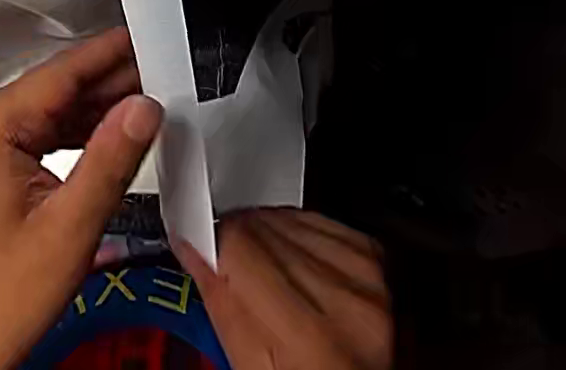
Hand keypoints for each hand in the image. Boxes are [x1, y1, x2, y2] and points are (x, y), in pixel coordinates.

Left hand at [0, 28, 163, 369]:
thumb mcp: (69, 228)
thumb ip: (112, 159)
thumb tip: (143, 109)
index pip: (63, 73)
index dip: (109, 54)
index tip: (141, 38)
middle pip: (58, 87)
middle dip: (109, 84)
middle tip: (157, 76)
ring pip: (52, 107)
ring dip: (96, 109)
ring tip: (142, 104)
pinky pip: (40, 126)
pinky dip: (76, 131)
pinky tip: (108, 132)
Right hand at [176, 208, 392, 369]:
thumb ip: (224, 307)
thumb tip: (193, 245)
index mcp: (315, 348)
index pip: (239, 244)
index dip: (208, 240)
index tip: (195, 242)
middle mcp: (349, 303)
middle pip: (260, 227)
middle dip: (234, 242)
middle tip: (230, 271)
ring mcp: (367, 276)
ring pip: (281, 218)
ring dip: (262, 235)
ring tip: (266, 276)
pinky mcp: (373, 255)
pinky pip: (310, 219)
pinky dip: (292, 234)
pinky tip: (292, 264)